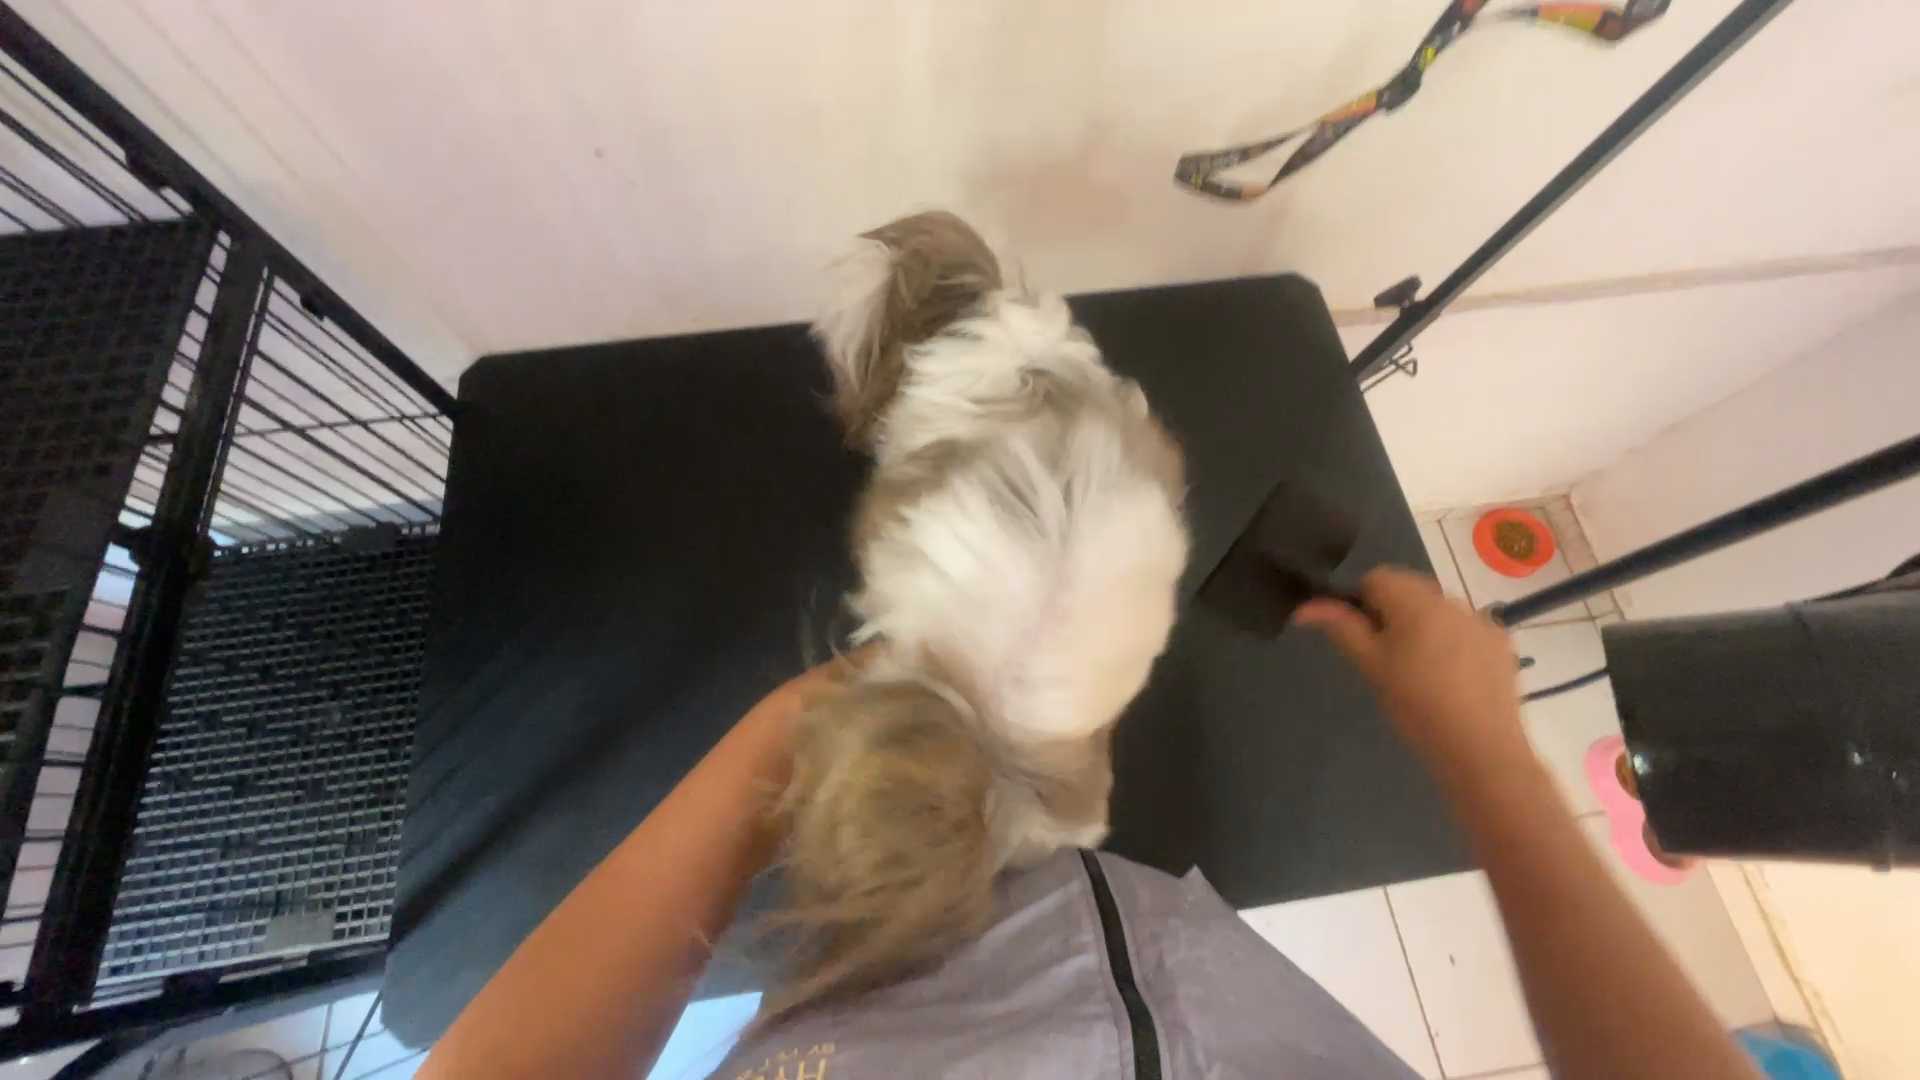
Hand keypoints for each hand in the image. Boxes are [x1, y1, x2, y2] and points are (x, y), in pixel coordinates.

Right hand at [1294, 567, 1528, 781]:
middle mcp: (1452, 602)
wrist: (1479, 748)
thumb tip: (1305, 606)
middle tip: (1386, 655)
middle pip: (1409, 589)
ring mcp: (1482, 622)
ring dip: (1421, 624)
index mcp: (1417, 603)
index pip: (1377, 577)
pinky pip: (1464, 627)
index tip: (1361, 636)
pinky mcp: (1501, 644)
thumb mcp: (1369, 664)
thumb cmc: (1415, 704)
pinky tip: (1450, 676)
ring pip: (1437, 608)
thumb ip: (1340, 627)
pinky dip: (1450, 640)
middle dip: (1392, 612)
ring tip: (1419, 669)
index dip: (1361, 601)